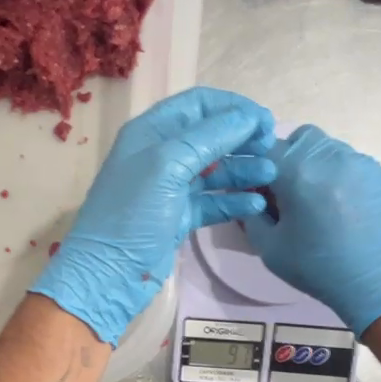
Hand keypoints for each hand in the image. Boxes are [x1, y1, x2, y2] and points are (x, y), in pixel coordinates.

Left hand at [31, 87, 276, 343]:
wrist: (107, 276)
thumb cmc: (132, 215)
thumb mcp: (168, 166)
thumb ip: (210, 137)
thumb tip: (249, 117)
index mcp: (151, 132)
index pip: (199, 104)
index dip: (234, 108)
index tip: (266, 122)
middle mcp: (161, 155)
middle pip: (211, 135)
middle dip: (243, 139)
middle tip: (273, 151)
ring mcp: (169, 188)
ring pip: (215, 170)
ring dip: (243, 170)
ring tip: (270, 177)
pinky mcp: (178, 218)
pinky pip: (212, 202)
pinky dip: (233, 201)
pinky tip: (255, 205)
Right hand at [242, 125, 380, 335]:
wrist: (378, 282)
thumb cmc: (318, 268)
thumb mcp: (270, 249)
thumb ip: (252, 216)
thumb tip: (251, 199)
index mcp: (298, 171)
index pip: (264, 149)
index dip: (257, 168)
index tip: (259, 191)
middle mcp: (330, 155)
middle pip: (299, 139)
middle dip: (288, 160)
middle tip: (289, 195)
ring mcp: (360, 161)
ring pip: (327, 149)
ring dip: (314, 168)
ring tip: (318, 205)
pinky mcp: (380, 173)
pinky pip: (350, 164)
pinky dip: (339, 178)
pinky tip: (343, 210)